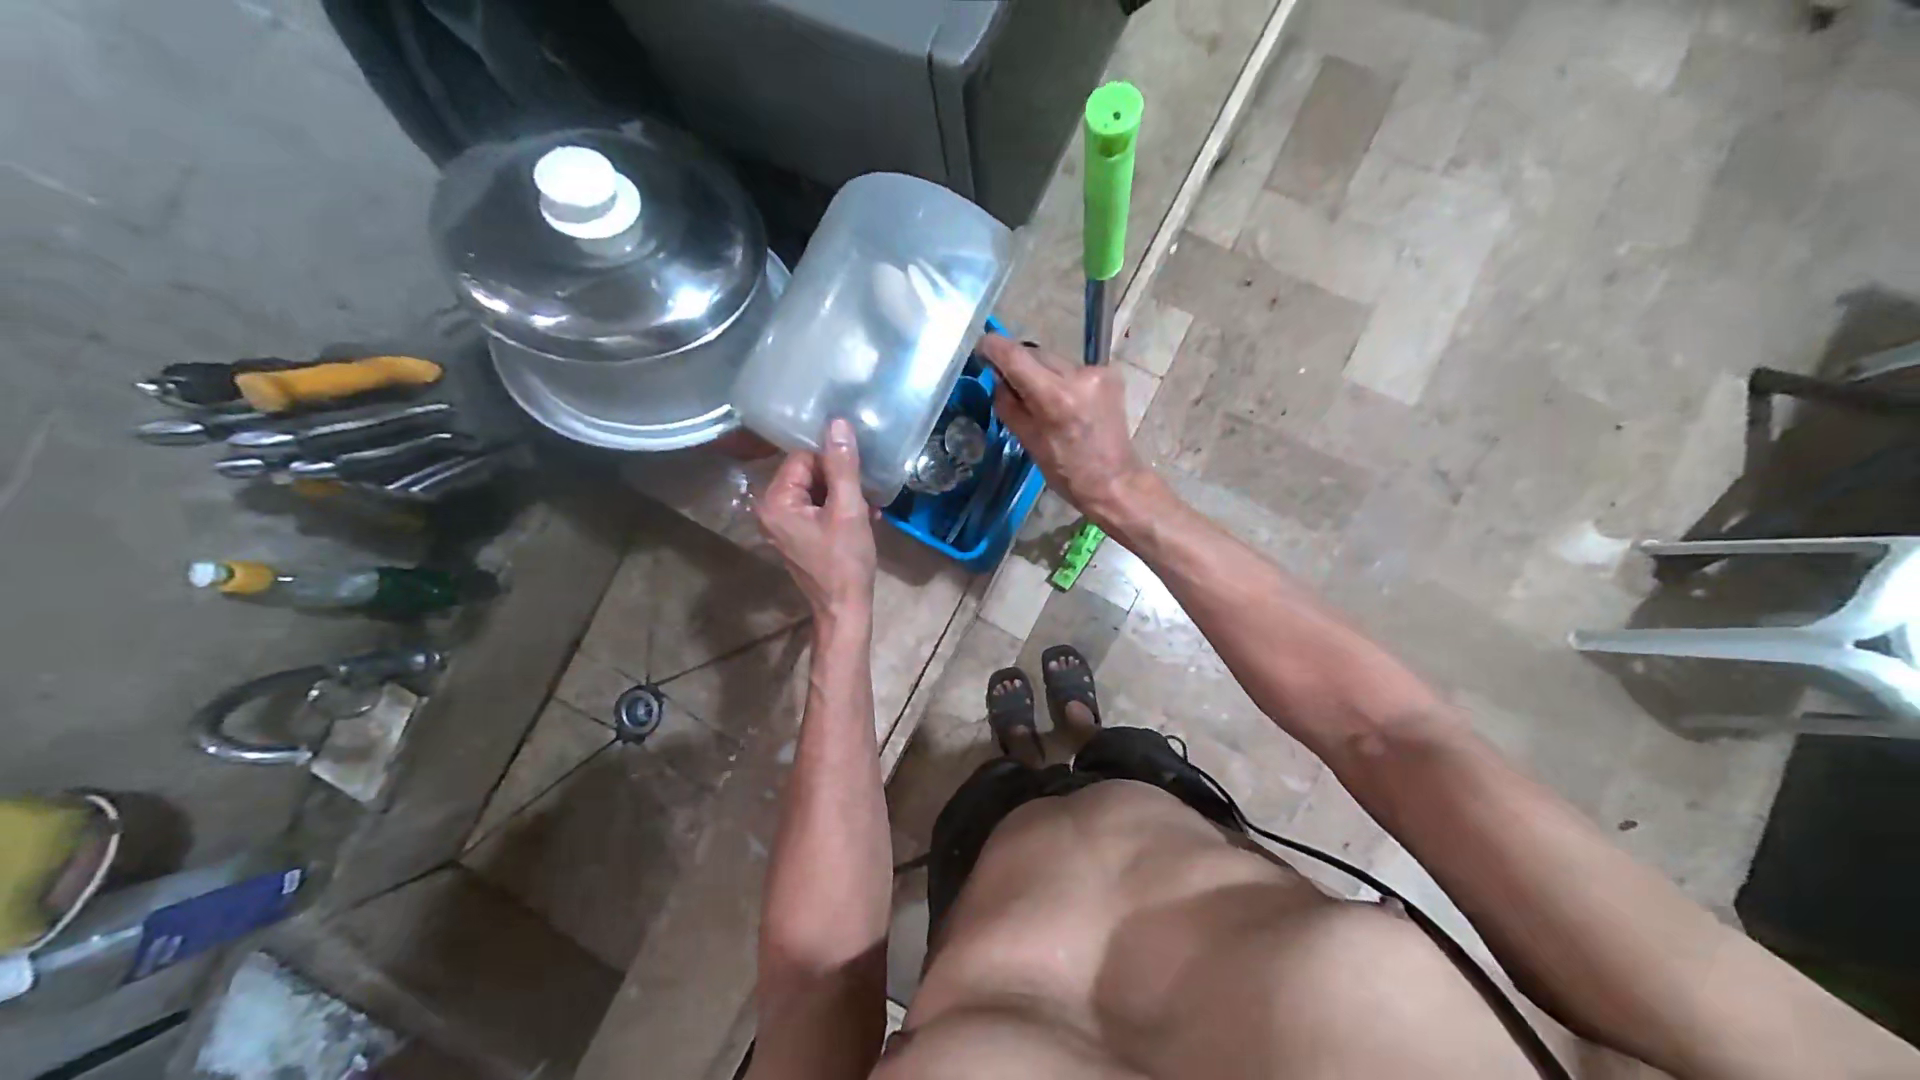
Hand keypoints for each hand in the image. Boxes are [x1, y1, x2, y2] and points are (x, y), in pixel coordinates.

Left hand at [756, 418, 876, 616]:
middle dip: (839, 481)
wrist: (845, 609)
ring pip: (815, 490)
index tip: (855, 484)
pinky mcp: (794, 535)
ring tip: (866, 511)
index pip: (803, 458)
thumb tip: (837, 423)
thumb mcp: (849, 509)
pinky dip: (838, 510)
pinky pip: (816, 508)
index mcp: (775, 501)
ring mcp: (781, 524)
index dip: (833, 466)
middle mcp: (769, 509)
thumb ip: (842, 465)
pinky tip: (862, 519)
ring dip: (843, 496)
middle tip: (863, 498)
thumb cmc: (846, 561)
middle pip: (807, 473)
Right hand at [977, 334, 1153, 526]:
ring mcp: (1097, 373)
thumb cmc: (1066, 471)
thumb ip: (1008, 403)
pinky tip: (1068, 403)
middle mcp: (1078, 377)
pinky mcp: (1110, 374)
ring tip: (1043, 402)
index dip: (994, 346)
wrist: (1115, 481)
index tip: (982, 347)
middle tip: (1011, 386)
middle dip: (1020, 367)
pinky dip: (1063, 380)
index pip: (1016, 356)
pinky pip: (1073, 369)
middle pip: (1036, 355)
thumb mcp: (1027, 441)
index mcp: (1054, 398)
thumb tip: (998, 377)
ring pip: (1054, 361)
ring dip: (1042, 374)